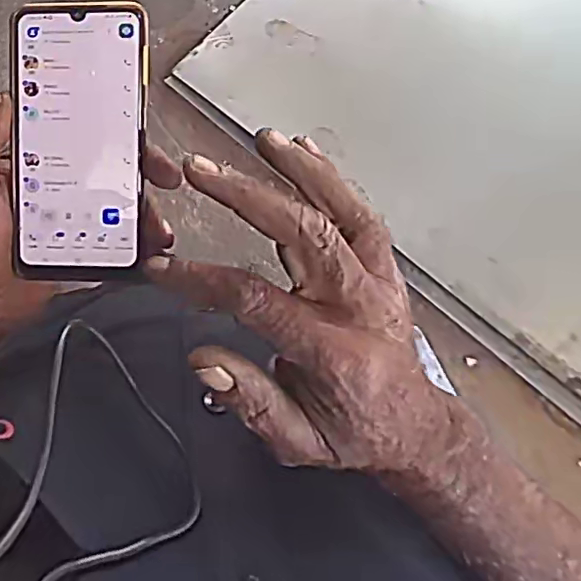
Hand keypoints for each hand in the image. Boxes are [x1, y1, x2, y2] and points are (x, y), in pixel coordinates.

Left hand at [0, 94, 183, 338]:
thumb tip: (2, 104)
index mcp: (28, 160)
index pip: (69, 128)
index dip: (100, 120)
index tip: (125, 118)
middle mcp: (55, 180)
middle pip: (106, 159)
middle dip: (141, 159)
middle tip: (159, 169)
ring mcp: (73, 210)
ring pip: (119, 194)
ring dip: (145, 199)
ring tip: (155, 217)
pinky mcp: (86, 239)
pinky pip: (119, 229)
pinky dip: (141, 232)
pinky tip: (150, 239)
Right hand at [146, 130, 464, 479]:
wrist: (417, 432)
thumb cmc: (357, 434)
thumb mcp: (298, 440)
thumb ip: (250, 399)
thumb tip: (204, 360)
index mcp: (334, 351)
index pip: (256, 299)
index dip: (202, 279)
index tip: (164, 268)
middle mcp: (359, 306)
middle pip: (304, 233)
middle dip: (247, 195)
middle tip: (204, 171)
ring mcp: (376, 281)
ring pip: (342, 212)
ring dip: (300, 169)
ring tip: (264, 140)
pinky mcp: (383, 268)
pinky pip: (361, 214)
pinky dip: (332, 177)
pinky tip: (306, 149)